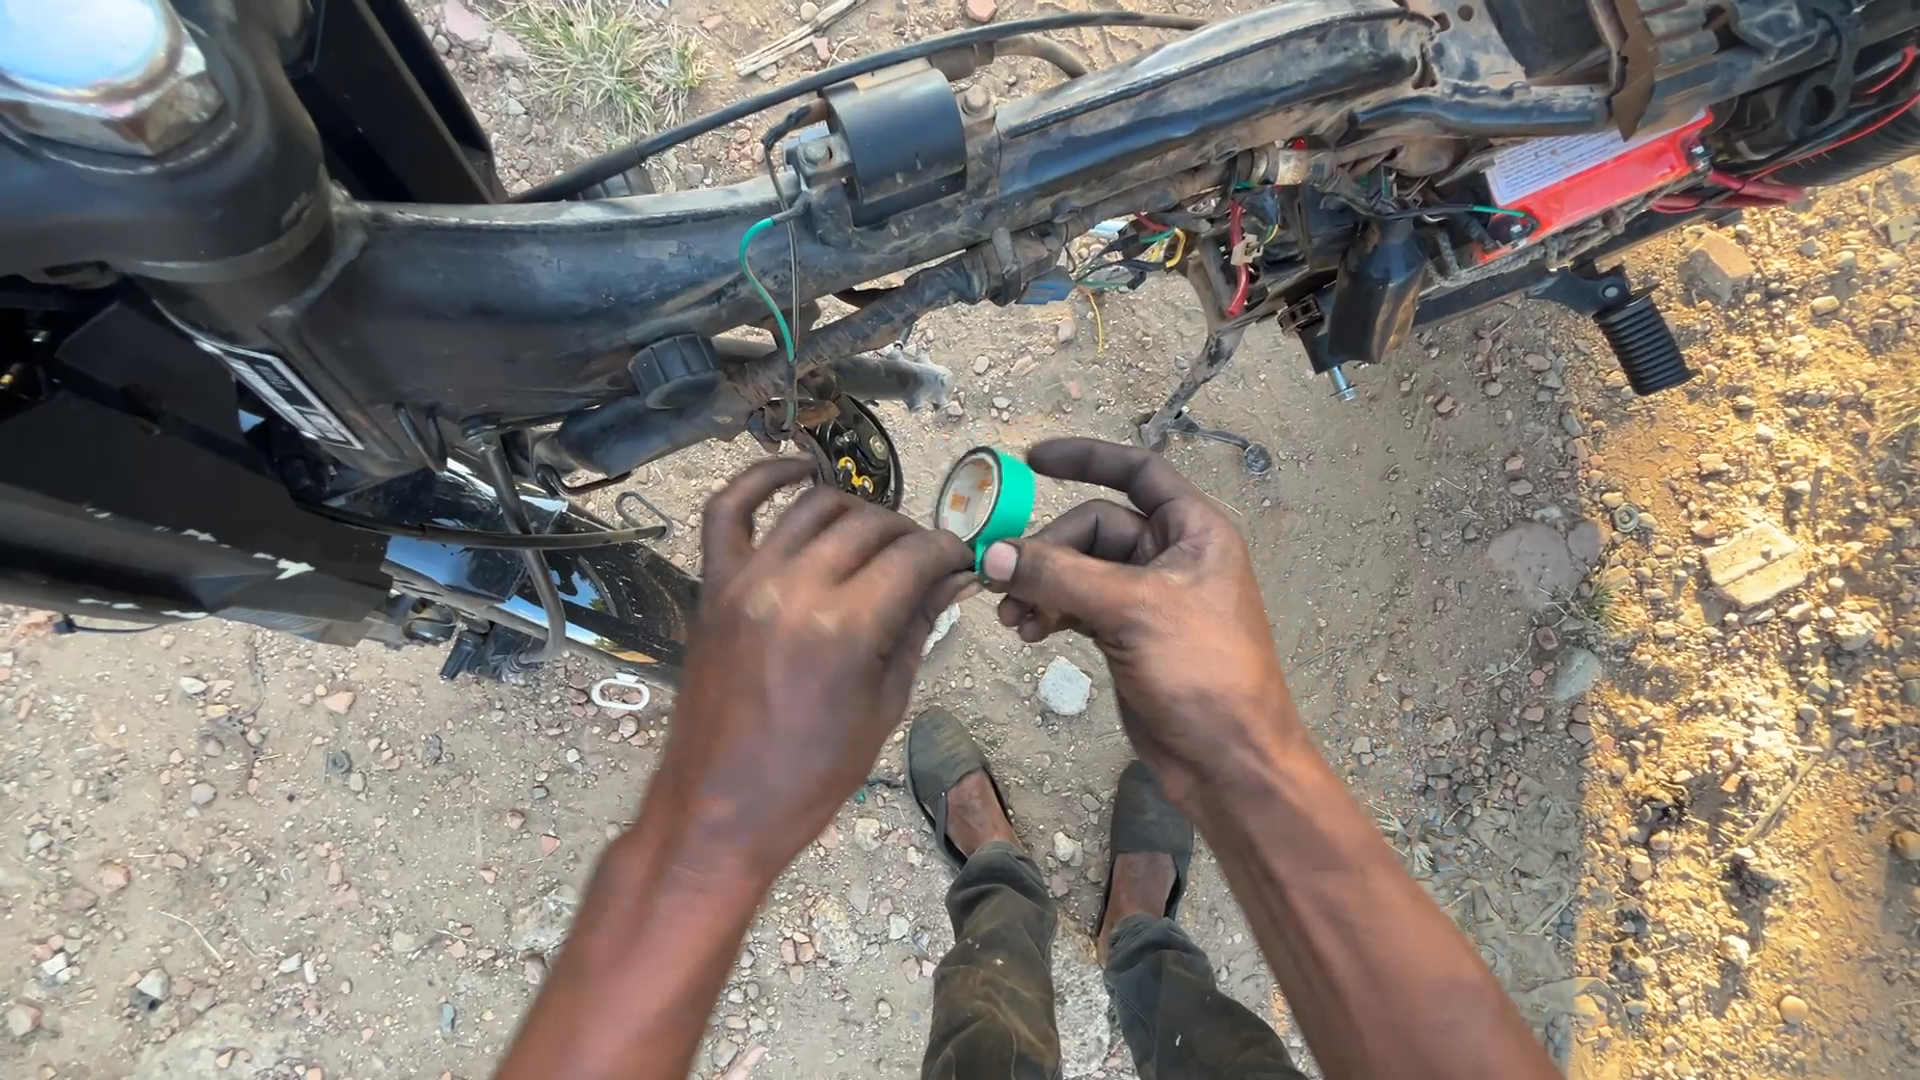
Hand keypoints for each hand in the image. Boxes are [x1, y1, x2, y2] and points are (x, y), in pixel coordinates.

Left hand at [657, 459, 973, 876]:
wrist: (719, 809)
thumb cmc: (813, 774)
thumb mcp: (885, 705)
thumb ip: (918, 627)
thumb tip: (954, 577)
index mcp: (847, 627)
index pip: (914, 555)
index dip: (949, 551)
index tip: (961, 560)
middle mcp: (796, 587)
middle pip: (869, 525)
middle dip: (910, 535)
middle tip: (923, 560)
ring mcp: (747, 579)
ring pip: (814, 507)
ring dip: (857, 512)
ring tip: (876, 537)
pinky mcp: (713, 585)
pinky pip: (728, 510)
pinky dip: (761, 478)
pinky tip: (798, 470)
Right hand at [984, 438, 1299, 806]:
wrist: (1226, 760)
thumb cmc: (1200, 670)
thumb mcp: (1130, 610)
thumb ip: (1059, 576)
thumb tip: (993, 554)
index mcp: (1192, 530)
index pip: (1137, 472)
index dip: (1086, 457)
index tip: (1031, 460)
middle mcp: (1168, 555)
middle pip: (1092, 529)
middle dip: (1047, 554)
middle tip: (1005, 582)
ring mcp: (1144, 596)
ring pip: (1077, 570)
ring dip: (1040, 588)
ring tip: (1011, 620)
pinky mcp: (1123, 632)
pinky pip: (1074, 604)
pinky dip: (1048, 613)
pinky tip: (1027, 633)